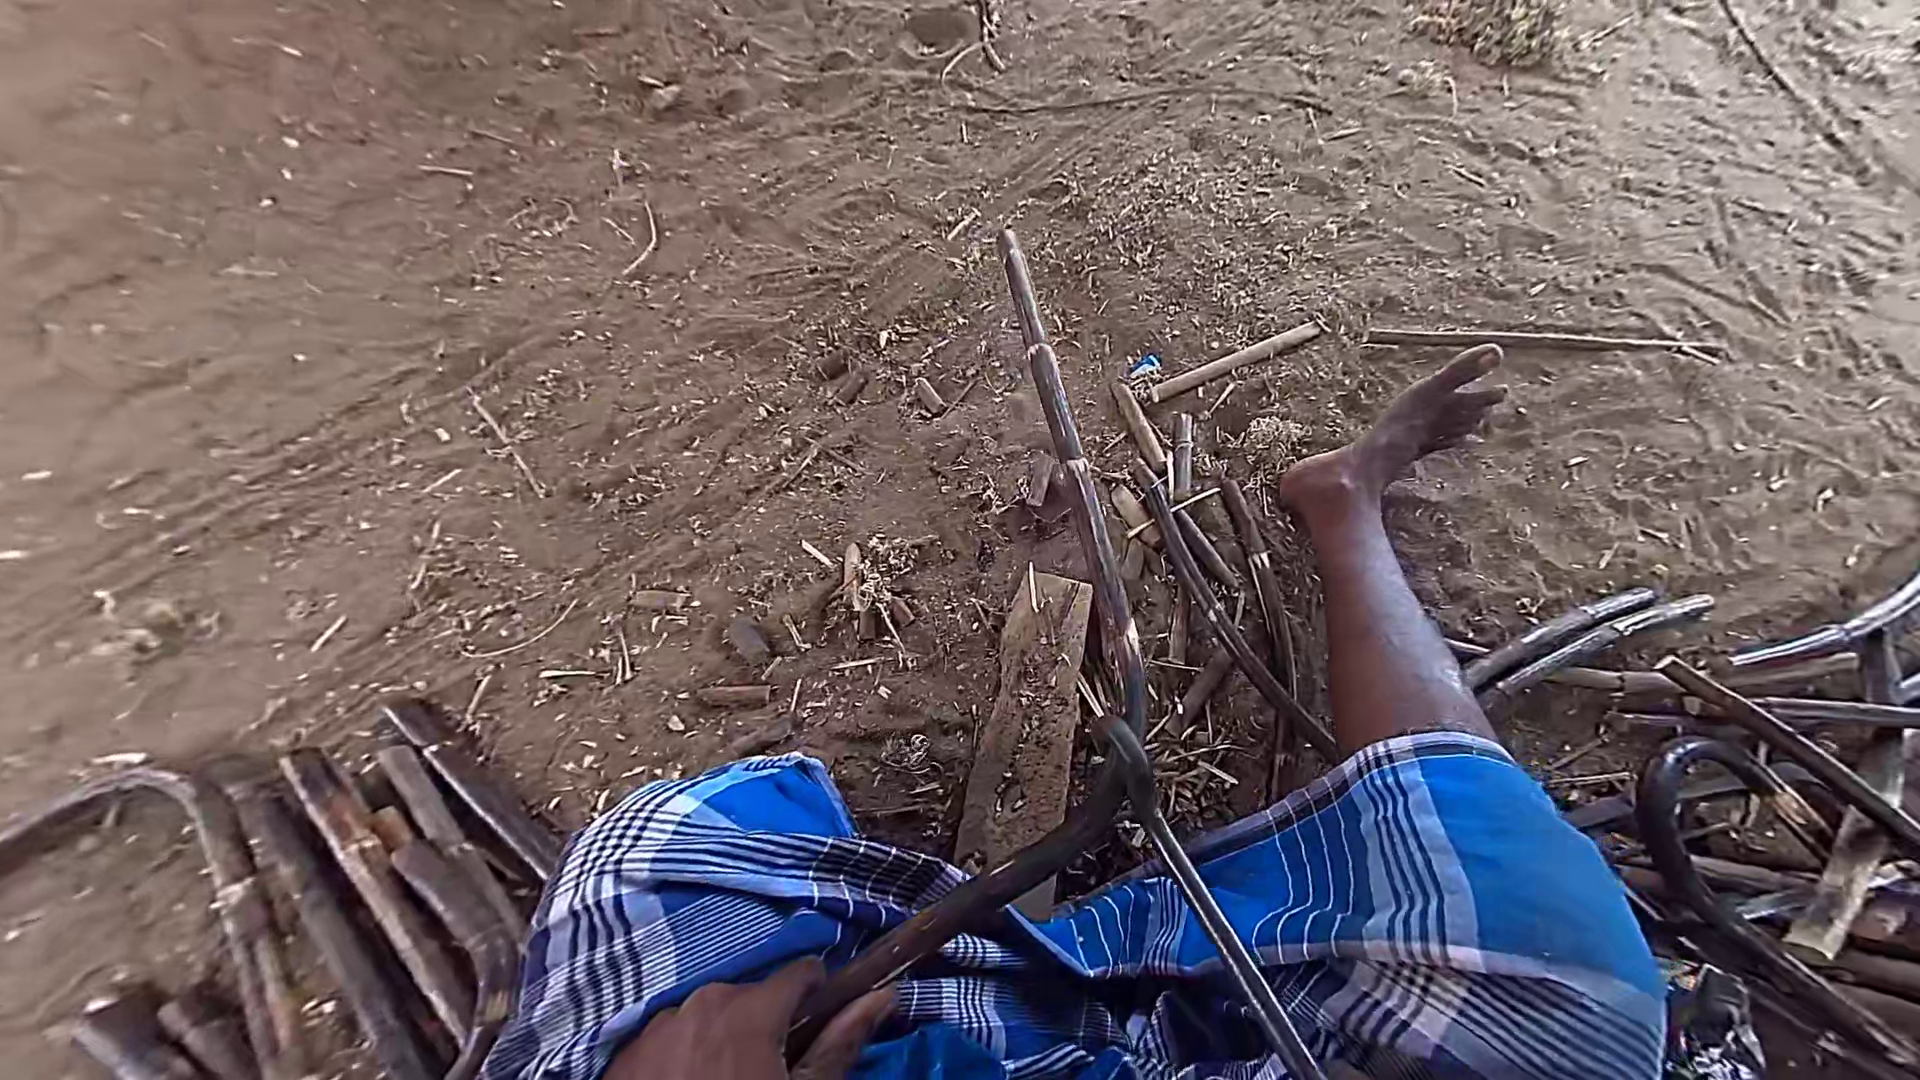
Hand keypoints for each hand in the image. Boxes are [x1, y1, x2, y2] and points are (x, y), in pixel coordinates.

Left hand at [605, 958, 894, 1079]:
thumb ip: (841, 1043)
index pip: (801, 971)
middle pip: (754, 994)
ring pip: (710, 1013)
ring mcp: (658, 1024)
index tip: (813, 1027)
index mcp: (751, 1008)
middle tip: (763, 1073)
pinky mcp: (623, 1054)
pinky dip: (681, 1054)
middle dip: (765, 1023)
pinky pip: (668, 1036)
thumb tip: (886, 992)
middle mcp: (704, 999)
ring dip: (722, 1037)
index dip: (815, 996)